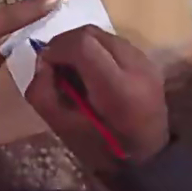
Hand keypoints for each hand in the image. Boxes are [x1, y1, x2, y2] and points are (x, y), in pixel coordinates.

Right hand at [26, 25, 170, 171]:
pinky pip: (112, 41)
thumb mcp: (62, 127)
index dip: (56, 48)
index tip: (46, 65)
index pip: (82, 44)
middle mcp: (136, 67)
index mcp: (117, 89)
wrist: (149, 157)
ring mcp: (146, 61)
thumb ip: (42, 92)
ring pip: (101, 34)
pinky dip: (94, 49)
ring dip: (78, 45)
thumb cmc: (103, 149)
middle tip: (55, 65)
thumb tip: (42, 62)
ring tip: (72, 68)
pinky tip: (91, 71)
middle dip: (64, 44)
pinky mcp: (148, 60)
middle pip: (90, 33)